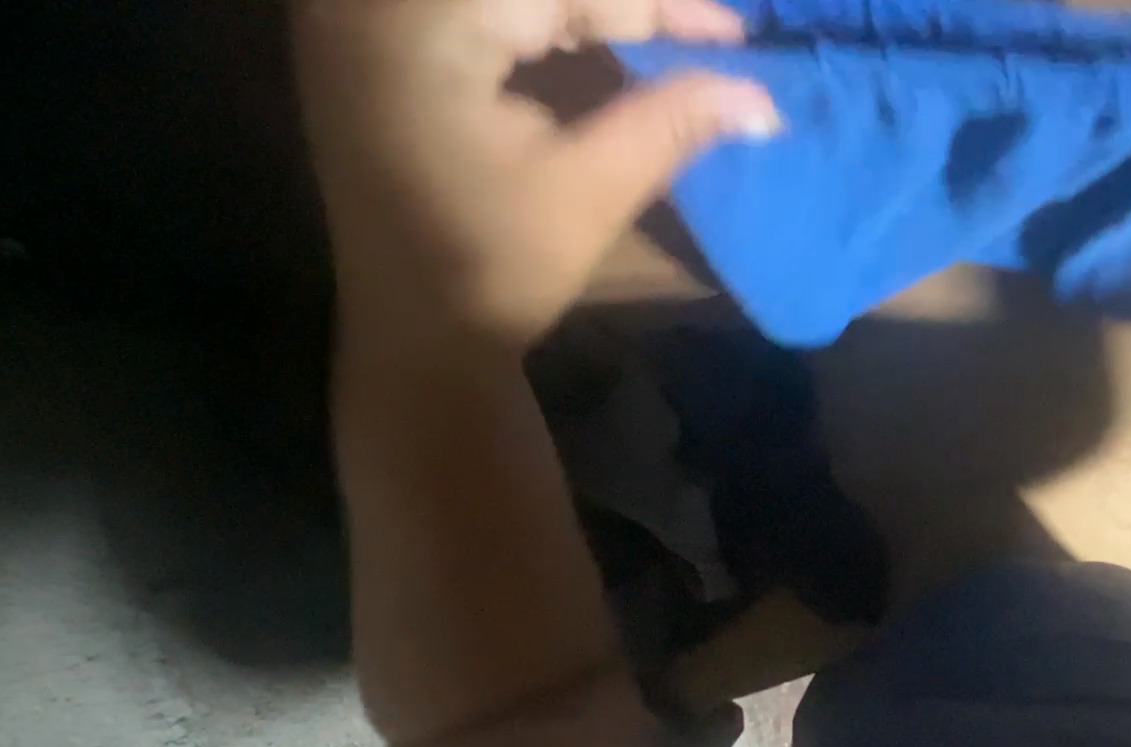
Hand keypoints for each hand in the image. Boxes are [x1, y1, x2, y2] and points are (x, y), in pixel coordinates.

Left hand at [293, 0, 778, 353]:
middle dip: (628, 6)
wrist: (415, 330)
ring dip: (591, 12)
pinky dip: (547, 24)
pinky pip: (481, 12)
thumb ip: (670, 126)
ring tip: (665, 36)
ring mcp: (369, 13)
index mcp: (423, 20)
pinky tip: (598, 41)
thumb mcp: (590, 193)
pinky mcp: (379, 40)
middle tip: (705, 36)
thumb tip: (761, 99)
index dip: (659, 4)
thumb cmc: (497, 269)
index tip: (735, 35)